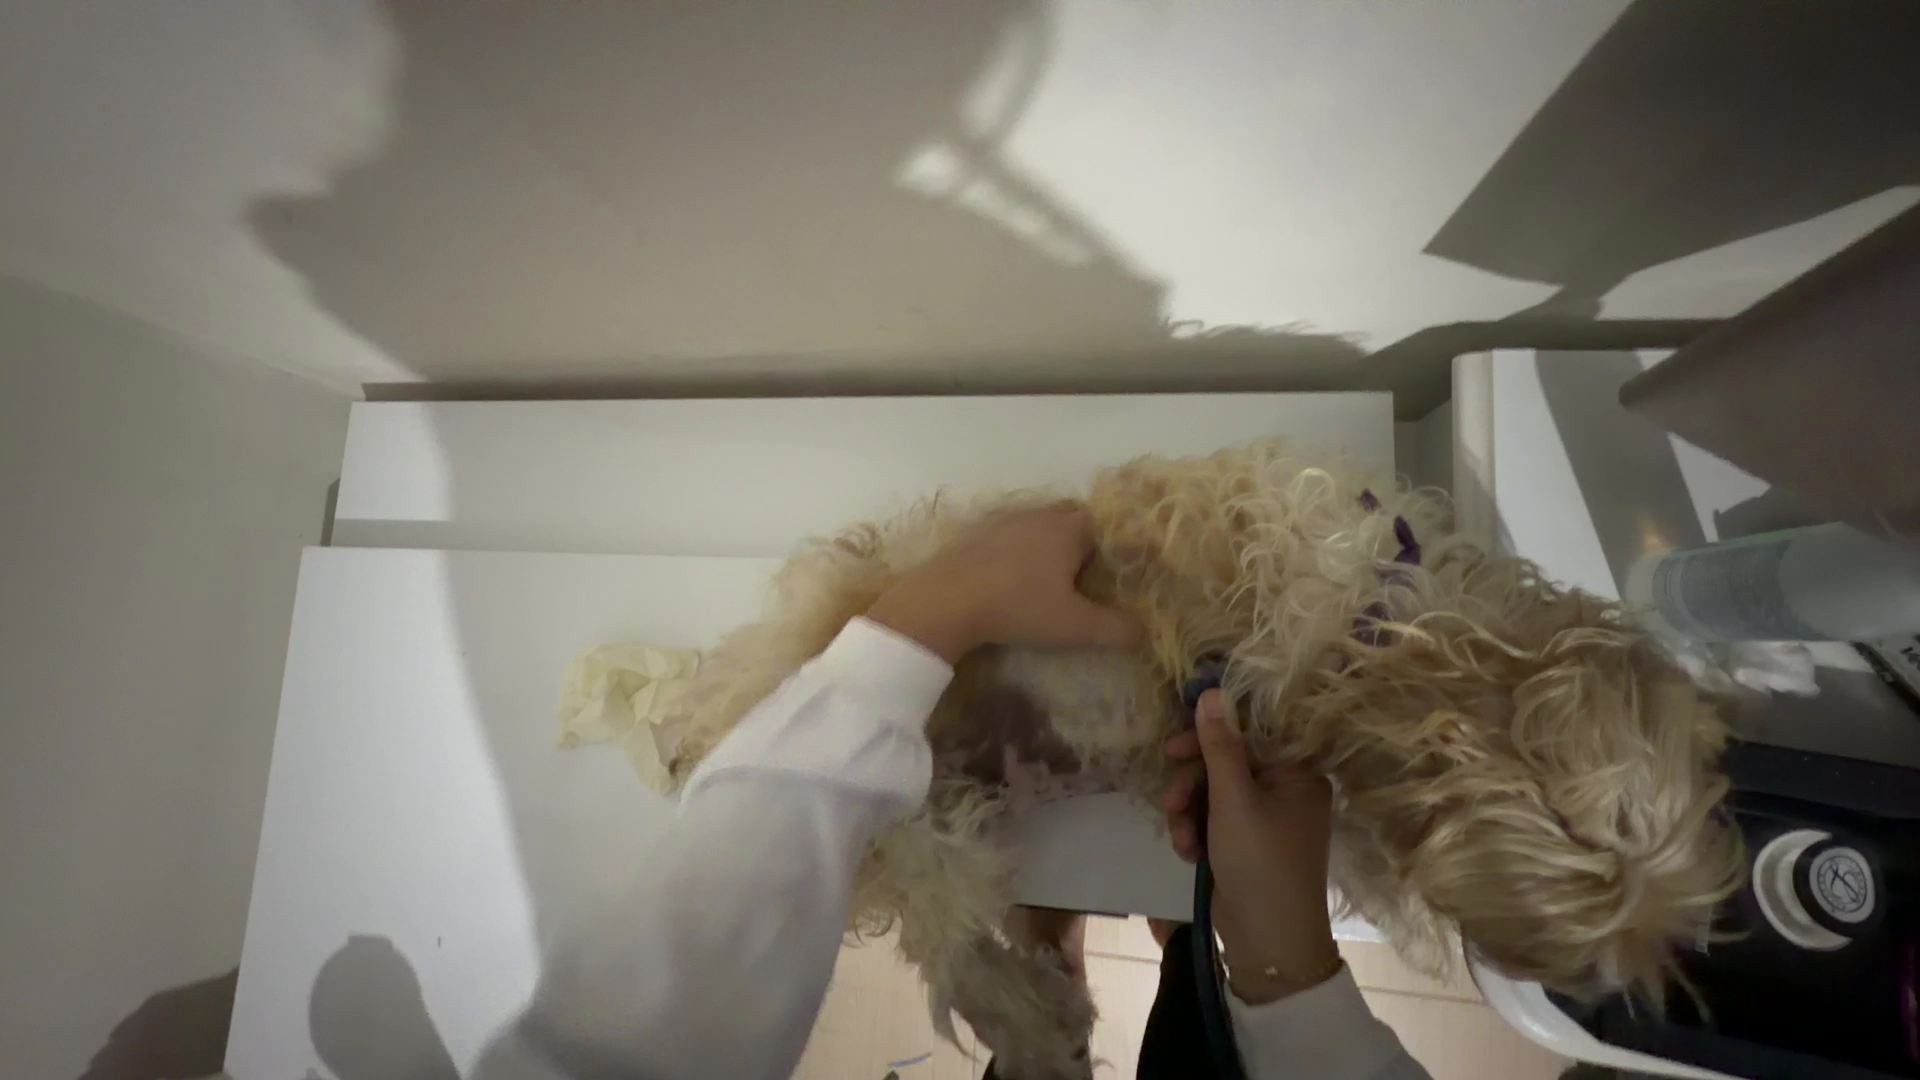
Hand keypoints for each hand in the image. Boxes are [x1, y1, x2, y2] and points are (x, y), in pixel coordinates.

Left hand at [865, 506, 1141, 662]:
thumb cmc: (1019, 607)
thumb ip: (1115, 629)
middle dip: (1078, 545)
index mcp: (1068, 529)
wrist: (945, 600)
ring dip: (1043, 548)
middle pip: (1068, 521)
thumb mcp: (1074, 626)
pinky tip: (1007, 581)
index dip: (1109, 549)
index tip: (1108, 577)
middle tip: (1079, 581)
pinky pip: (1006, 538)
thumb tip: (1144, 633)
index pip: (1102, 526)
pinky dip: (1013, 554)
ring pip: (1035, 527)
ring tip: (1044, 582)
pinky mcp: (974, 534)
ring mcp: (1003, 521)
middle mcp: (1038, 515)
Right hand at [1161, 689, 1341, 1003]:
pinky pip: (1213, 816)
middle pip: (1226, 761)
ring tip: (1180, 837)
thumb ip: (1219, 745)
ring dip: (1189, 810)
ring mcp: (1265, 815)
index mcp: (1296, 773)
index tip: (1174, 744)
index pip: (1250, 731)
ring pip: (1213, 789)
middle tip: (1170, 798)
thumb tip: (1211, 690)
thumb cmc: (1260, 863)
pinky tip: (1188, 851)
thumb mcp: (1232, 800)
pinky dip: (1196, 830)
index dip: (1210, 732)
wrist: (1269, 944)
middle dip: (1192, 783)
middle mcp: (1284, 788)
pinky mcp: (1246, 838)